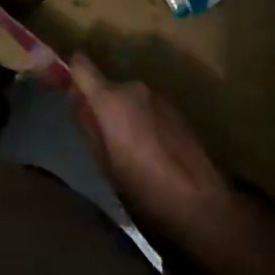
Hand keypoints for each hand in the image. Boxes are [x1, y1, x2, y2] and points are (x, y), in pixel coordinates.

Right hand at [68, 54, 240, 240]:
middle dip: (102, 101)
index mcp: (110, 98)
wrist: (210, 211)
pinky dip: (147, 121)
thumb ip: (87, 123)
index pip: (80, 63)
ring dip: (127, 112)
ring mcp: (163, 99)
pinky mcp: (183, 114)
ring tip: (133, 146)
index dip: (70, 71)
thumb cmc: (146, 189)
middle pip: (108, 85)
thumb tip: (77, 100)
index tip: (64, 85)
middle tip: (103, 132)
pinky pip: (152, 109)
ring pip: (132, 98)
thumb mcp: (103, 161)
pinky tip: (155, 151)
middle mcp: (135, 88)